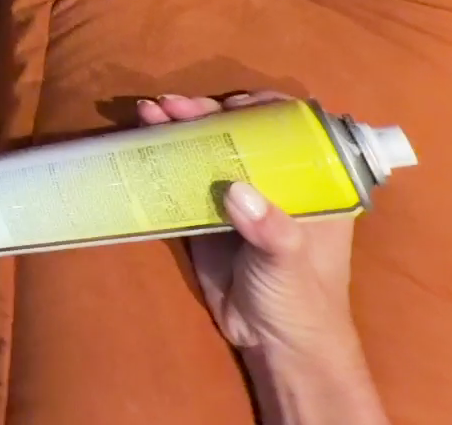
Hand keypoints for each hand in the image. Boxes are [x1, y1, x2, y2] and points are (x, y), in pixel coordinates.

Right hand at [136, 93, 362, 358]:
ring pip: (205, 144)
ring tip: (150, 111)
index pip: (291, 132)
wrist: (271, 343)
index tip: (231, 107)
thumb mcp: (290, 267)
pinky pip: (180, 168)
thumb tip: (235, 190)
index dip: (262, 111)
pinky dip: (159, 147)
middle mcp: (271, 181)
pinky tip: (142, 131)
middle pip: (238, 131)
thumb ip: (271, 231)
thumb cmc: (301, 303)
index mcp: (310, 188)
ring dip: (176, 123)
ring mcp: (233, 192)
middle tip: (174, 107)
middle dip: (205, 112)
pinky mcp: (201, 206)